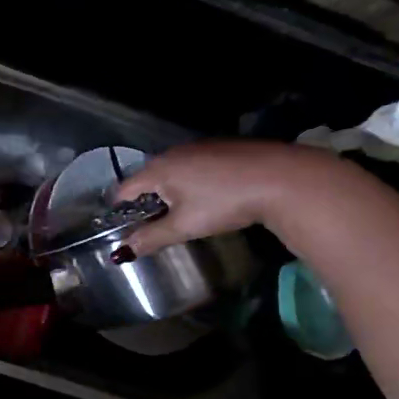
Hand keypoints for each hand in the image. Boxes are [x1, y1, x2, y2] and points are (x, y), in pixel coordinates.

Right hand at [113, 140, 331, 256]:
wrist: (279, 177)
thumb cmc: (223, 203)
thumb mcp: (184, 226)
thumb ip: (151, 238)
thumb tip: (122, 252)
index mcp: (158, 169)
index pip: (124, 189)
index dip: (119, 211)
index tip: (123, 230)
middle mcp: (172, 153)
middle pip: (147, 178)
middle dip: (146, 201)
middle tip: (153, 226)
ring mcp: (198, 147)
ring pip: (171, 171)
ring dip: (169, 191)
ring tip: (181, 214)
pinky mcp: (220, 147)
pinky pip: (193, 166)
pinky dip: (191, 181)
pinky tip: (208, 197)